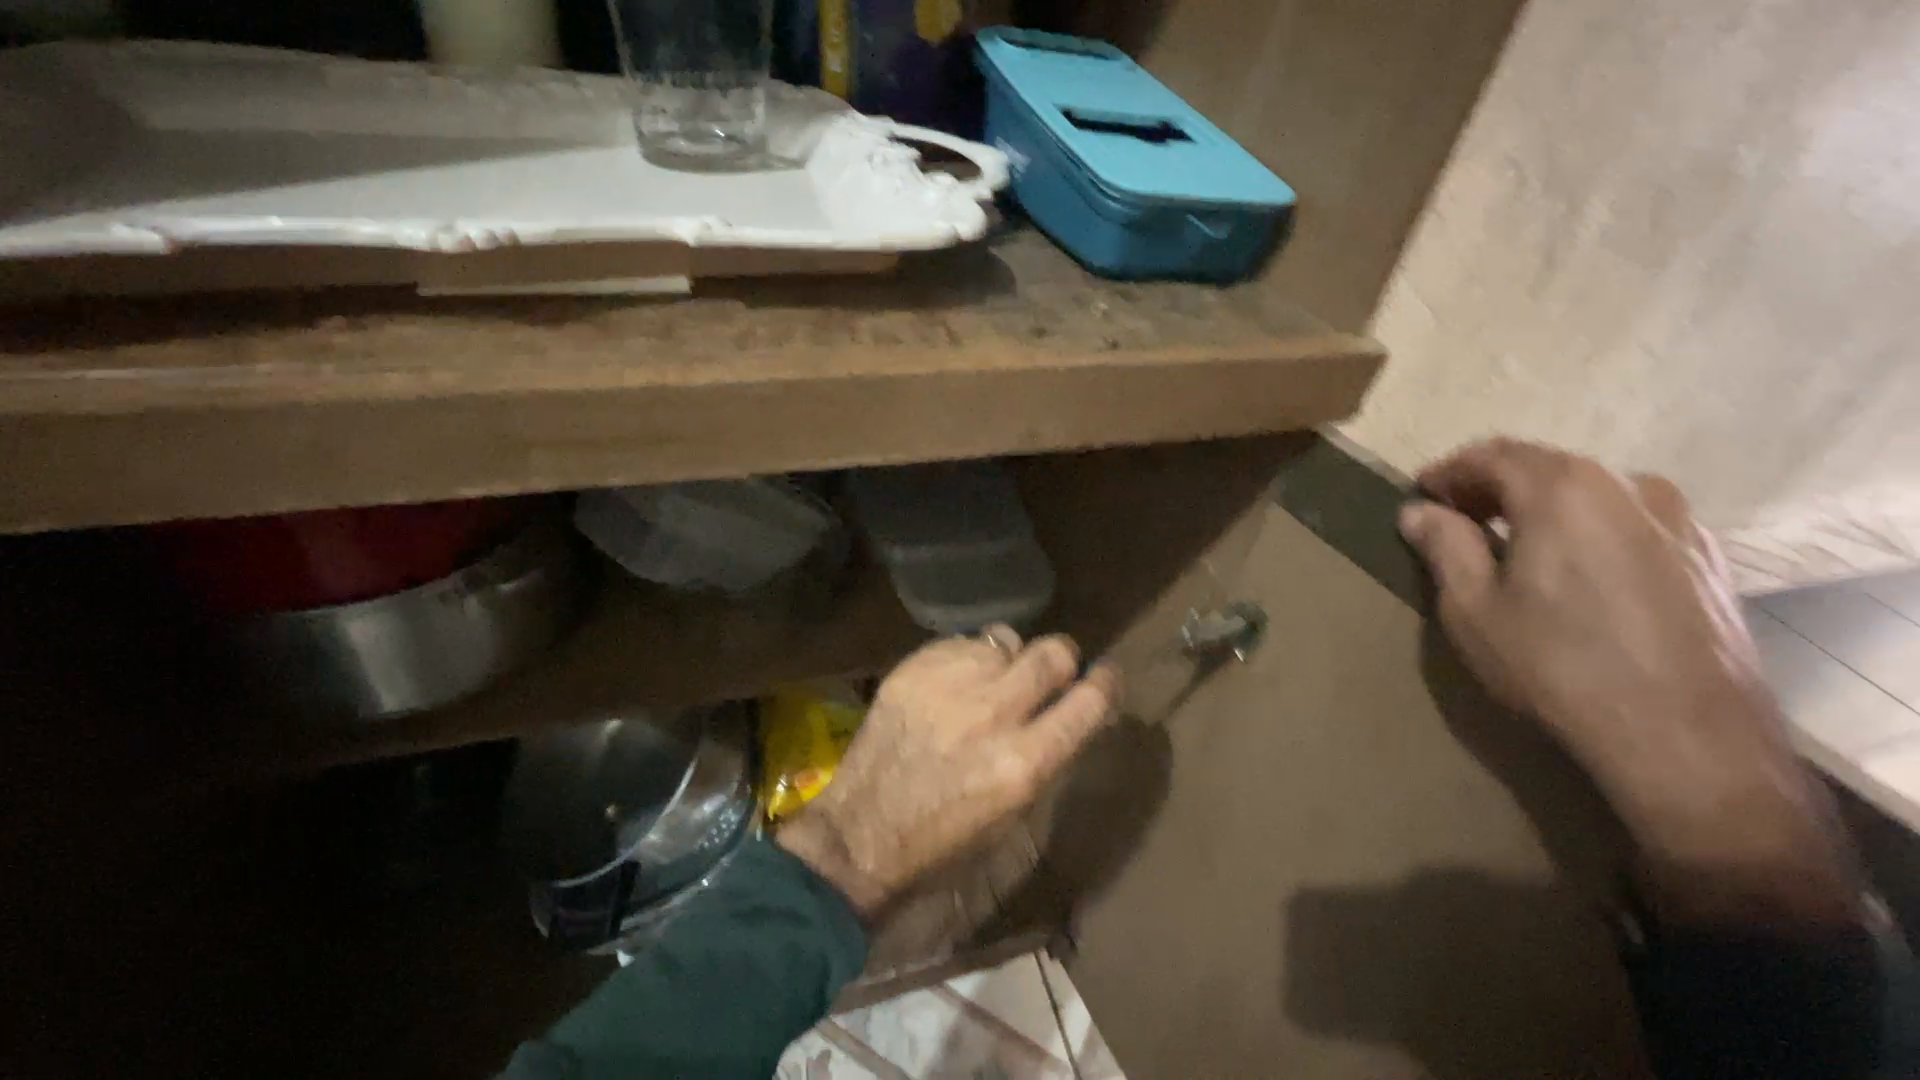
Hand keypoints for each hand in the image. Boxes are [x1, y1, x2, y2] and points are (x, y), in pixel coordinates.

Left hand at [776, 627, 1121, 917]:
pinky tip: (955, 683)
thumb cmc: (945, 844)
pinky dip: (967, 659)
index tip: (1105, 676)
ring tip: (991, 683)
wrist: (861, 837)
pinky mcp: (912, 671)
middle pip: (1052, 653)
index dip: (1106, 683)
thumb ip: (1049, 756)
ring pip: (1005, 641)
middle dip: (1062, 659)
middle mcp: (990, 715)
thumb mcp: (1015, 815)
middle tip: (1052, 673)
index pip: (1088, 701)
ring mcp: (947, 687)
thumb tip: (1073, 710)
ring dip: (1008, 661)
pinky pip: (961, 643)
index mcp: (1023, 763)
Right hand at [1399, 438, 1862, 928]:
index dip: (1449, 472)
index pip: (1493, 454)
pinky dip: (1594, 532)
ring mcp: (1679, 520)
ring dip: (1548, 508)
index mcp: (1562, 488)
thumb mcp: (1473, 609)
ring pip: (1594, 494)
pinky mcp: (1708, 559)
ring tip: (1519, 547)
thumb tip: (1418, 511)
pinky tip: (1580, 574)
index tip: (1421, 494)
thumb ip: (1444, 547)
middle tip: (1459, 519)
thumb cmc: (1556, 665)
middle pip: (1546, 468)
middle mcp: (1626, 486)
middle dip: (1495, 487)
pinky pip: (1634, 525)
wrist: (1683, 736)